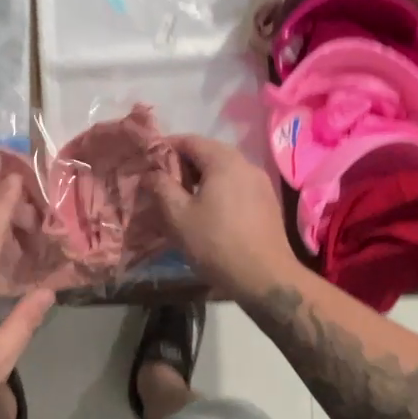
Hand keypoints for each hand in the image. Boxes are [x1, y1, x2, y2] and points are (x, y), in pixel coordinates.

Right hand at [148, 135, 301, 299]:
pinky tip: (211, 211)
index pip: (189, 140)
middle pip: (209, 152)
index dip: (166, 148)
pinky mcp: (268, 201)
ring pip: (224, 169)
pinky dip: (220, 189)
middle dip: (184, 164)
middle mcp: (246, 163)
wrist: (266, 278)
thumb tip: (151, 172)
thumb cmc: (217, 243)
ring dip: (202, 178)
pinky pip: (238, 184)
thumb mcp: (179, 216)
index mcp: (224, 160)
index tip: (149, 164)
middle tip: (164, 183)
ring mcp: (261, 182)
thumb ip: (161, 187)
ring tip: (185, 198)